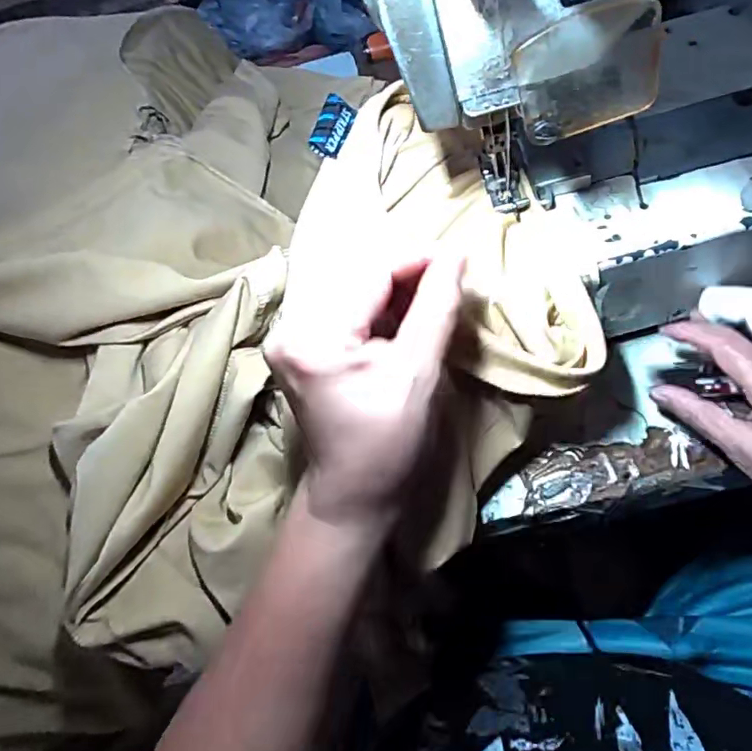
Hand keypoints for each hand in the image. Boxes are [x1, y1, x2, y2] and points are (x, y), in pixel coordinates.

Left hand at [265, 250, 466, 539]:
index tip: (459, 258)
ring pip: (359, 294)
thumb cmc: (389, 443)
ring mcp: (295, 339)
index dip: (418, 261)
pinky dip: (387, 311)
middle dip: (410, 276)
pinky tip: (414, 314)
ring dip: (401, 292)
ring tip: (438, 294)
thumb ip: (436, 308)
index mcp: (312, 337)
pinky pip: (353, 313)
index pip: (371, 275)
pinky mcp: (306, 349)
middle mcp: (292, 329)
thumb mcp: (418, 373)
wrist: (355, 496)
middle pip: (361, 281)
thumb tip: (455, 254)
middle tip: (453, 278)